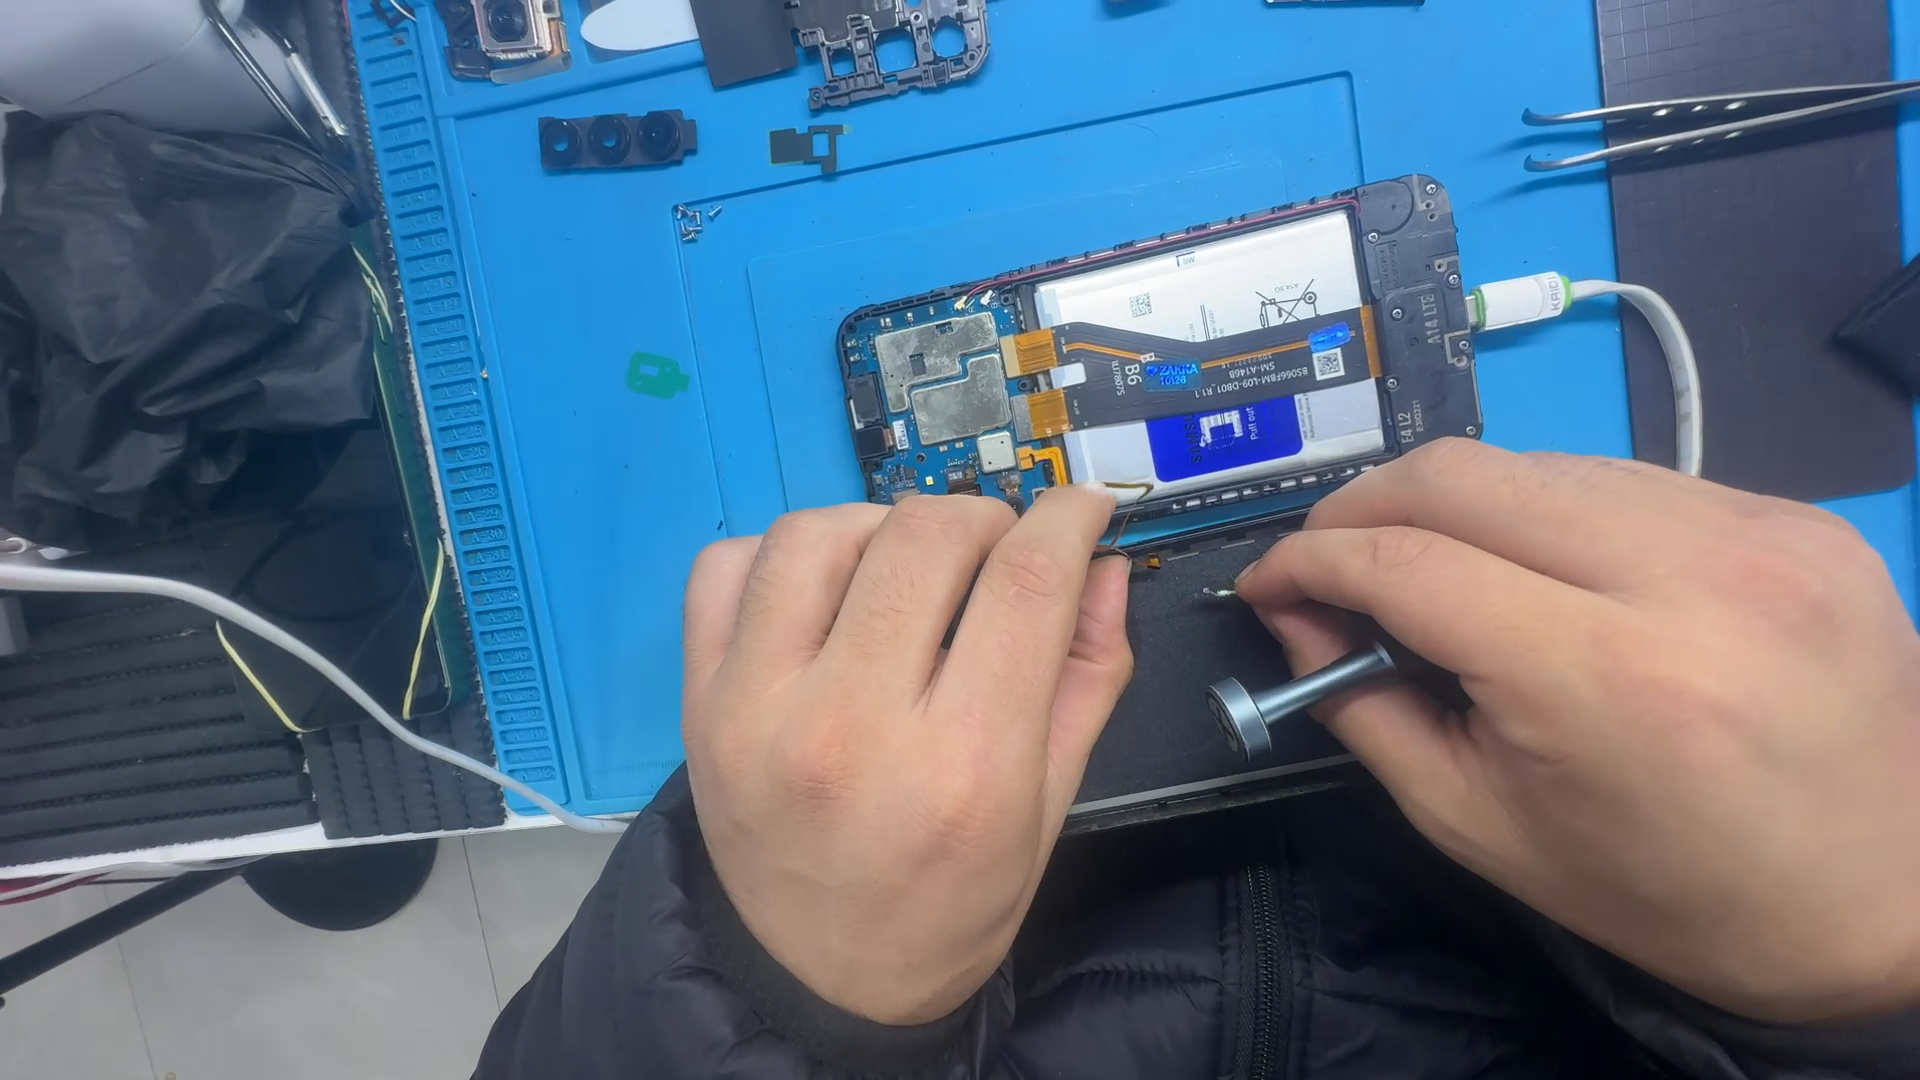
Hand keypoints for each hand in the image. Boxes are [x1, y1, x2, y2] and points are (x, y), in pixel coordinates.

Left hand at [681, 489, 1132, 1024]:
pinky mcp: (698, 700)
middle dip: (983, 518)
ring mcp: (754, 708)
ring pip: (817, 532)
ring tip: (905, 570)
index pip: (1026, 584)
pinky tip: (821, 594)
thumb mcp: (1052, 806)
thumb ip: (1088, 675)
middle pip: (923, 537)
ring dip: (882, 526)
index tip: (1081, 507)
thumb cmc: (952, 899)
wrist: (818, 976)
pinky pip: (724, 566)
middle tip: (996, 551)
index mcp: (964, 767)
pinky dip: (781, 554)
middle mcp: (850, 726)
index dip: (1067, 520)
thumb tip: (1099, 565)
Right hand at [1235, 439, 1919, 1024]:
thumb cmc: (1648, 884)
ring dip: (1430, 505)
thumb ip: (1353, 699)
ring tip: (1410, 565)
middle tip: (1320, 561)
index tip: (1264, 583)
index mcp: (1604, 678)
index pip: (1403, 564)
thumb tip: (1292, 612)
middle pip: (1453, 477)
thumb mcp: (1461, 812)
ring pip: (1517, 462)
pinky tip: (1510, 562)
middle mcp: (1689, 578)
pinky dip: (1515, 508)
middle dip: (1353, 509)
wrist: (1886, 907)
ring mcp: (1755, 530)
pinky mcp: (1785, 516)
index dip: (1306, 561)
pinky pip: (1591, 476)